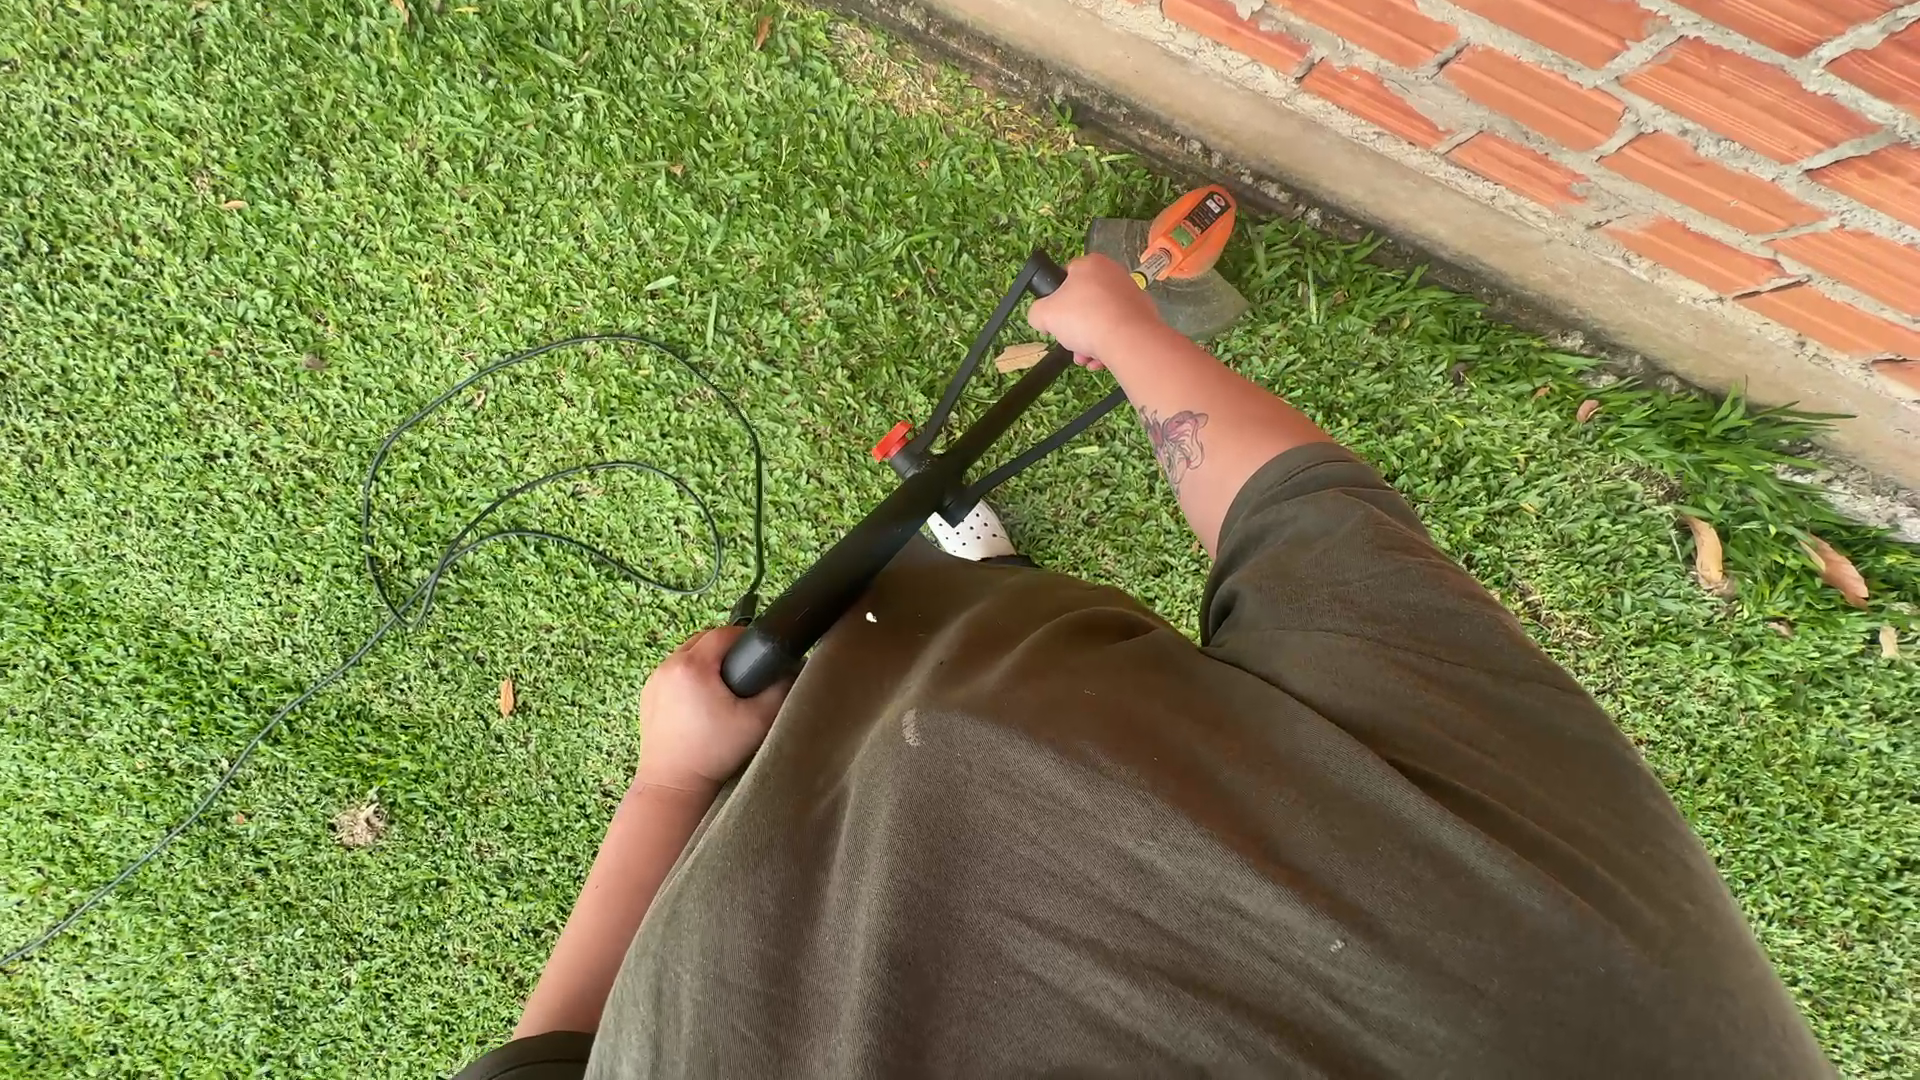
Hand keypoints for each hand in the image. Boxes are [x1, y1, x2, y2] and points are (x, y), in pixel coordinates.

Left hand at [635, 626, 788, 794]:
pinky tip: (704, 698)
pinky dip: (690, 675)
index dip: (746, 638)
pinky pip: (674, 671)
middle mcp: (668, 666)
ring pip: (687, 654)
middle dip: (726, 648)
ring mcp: (654, 680)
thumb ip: (780, 689)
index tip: (760, 655)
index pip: (724, 633)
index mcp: (692, 666)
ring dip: (707, 661)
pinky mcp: (647, 695)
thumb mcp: (759, 719)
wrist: (674, 785)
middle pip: (703, 639)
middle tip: (746, 670)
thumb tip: (789, 669)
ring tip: (726, 685)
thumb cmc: (715, 752)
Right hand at [1026, 254, 1167, 370]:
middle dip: (1075, 328)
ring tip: (1086, 358)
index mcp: (1090, 263)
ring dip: (1089, 341)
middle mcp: (1113, 273)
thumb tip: (1041, 318)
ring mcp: (1131, 293)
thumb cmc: (1084, 318)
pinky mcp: (1143, 313)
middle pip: (1085, 302)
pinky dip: (1108, 344)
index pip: (1066, 277)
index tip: (1056, 319)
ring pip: (1101, 318)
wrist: (1128, 339)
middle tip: (1070, 343)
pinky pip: (1118, 329)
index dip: (1056, 299)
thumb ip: (1036, 313)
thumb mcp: (1044, 314)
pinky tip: (1101, 359)